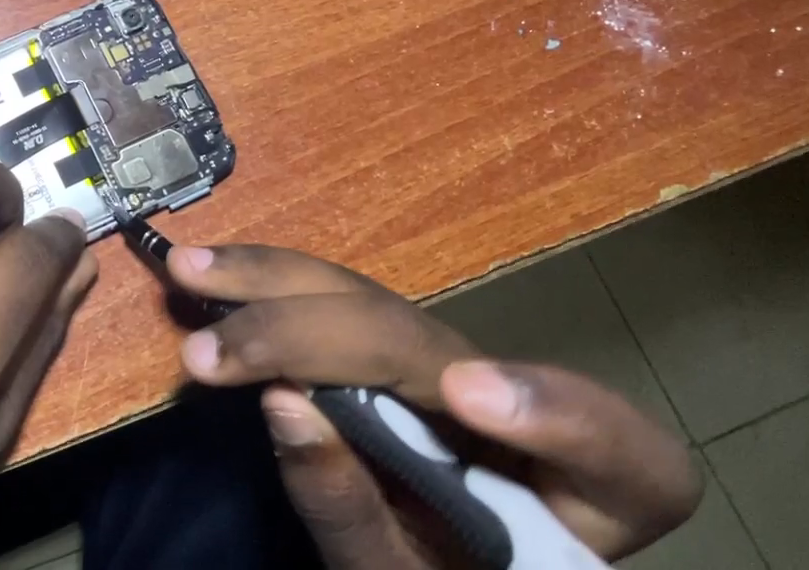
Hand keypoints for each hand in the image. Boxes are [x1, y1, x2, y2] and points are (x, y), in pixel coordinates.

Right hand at [167, 244, 700, 566]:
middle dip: (314, 333)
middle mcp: (507, 406)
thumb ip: (352, 515)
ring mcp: (437, 366)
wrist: (413, 565)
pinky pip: (330, 302)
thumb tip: (284, 404)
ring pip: (367, 300)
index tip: (464, 394)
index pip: (617, 450)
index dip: (555, 409)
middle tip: (216, 353)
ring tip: (191, 269)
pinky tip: (204, 271)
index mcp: (573, 496)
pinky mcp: (382, 348)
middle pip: (429, 342)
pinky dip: (262, 285)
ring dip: (270, 282)